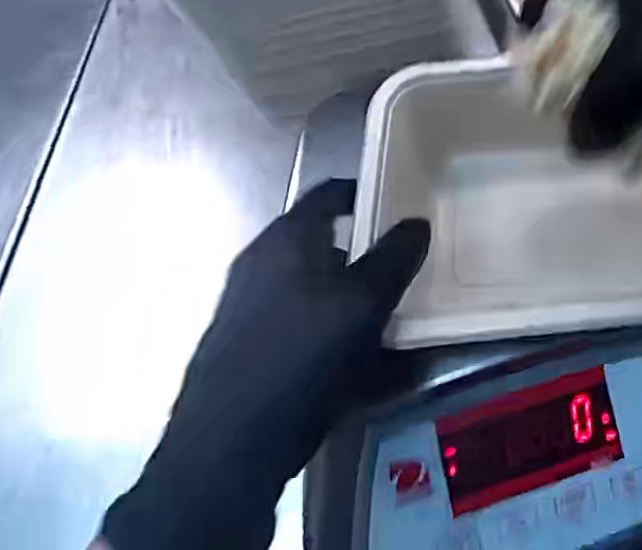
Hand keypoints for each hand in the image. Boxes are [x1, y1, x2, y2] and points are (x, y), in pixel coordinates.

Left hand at [101, 179, 428, 549]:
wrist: (224, 452)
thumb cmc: (299, 355)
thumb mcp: (364, 302)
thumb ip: (396, 257)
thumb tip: (417, 223)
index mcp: (286, 240)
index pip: (330, 192)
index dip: (367, 190)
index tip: (402, 203)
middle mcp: (263, 265)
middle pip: (328, 242)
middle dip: (369, 254)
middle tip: (406, 266)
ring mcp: (251, 308)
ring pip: (320, 287)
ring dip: (357, 298)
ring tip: (395, 318)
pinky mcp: (248, 349)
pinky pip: (307, 326)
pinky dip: (338, 334)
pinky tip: (369, 363)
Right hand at [520, 0, 641, 151]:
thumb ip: (600, 105)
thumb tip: (577, 143)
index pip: (547, 0)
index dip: (532, 46)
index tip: (532, 93)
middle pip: (588, 31)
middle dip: (581, 79)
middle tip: (580, 123)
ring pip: (632, 52)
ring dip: (625, 92)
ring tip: (622, 133)